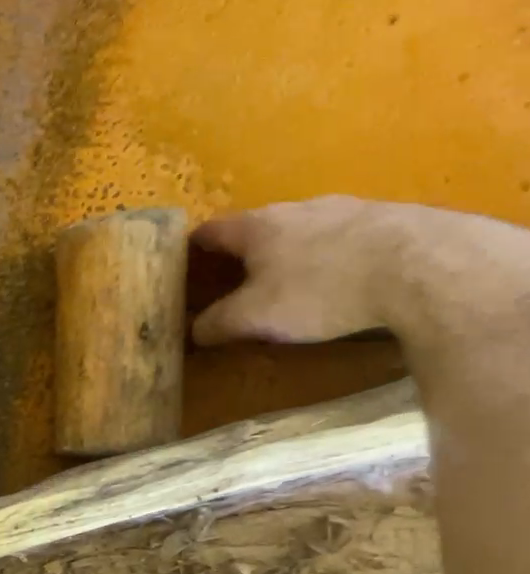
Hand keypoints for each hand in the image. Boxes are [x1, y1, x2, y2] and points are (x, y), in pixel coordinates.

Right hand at [191, 195, 414, 346]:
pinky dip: (334, 256)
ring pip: (307, 230)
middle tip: (235, 281)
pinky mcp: (395, 218)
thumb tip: (195, 330)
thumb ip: (215, 324)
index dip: (190, 249)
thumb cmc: (321, 289)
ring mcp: (352, 208)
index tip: (180, 267)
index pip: (211, 231)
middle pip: (260, 228)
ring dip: (293, 253)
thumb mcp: (252, 318)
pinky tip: (342, 280)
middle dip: (245, 253)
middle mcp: (301, 207)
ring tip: (291, 282)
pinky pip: (348, 238)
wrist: (429, 267)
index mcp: (259, 225)